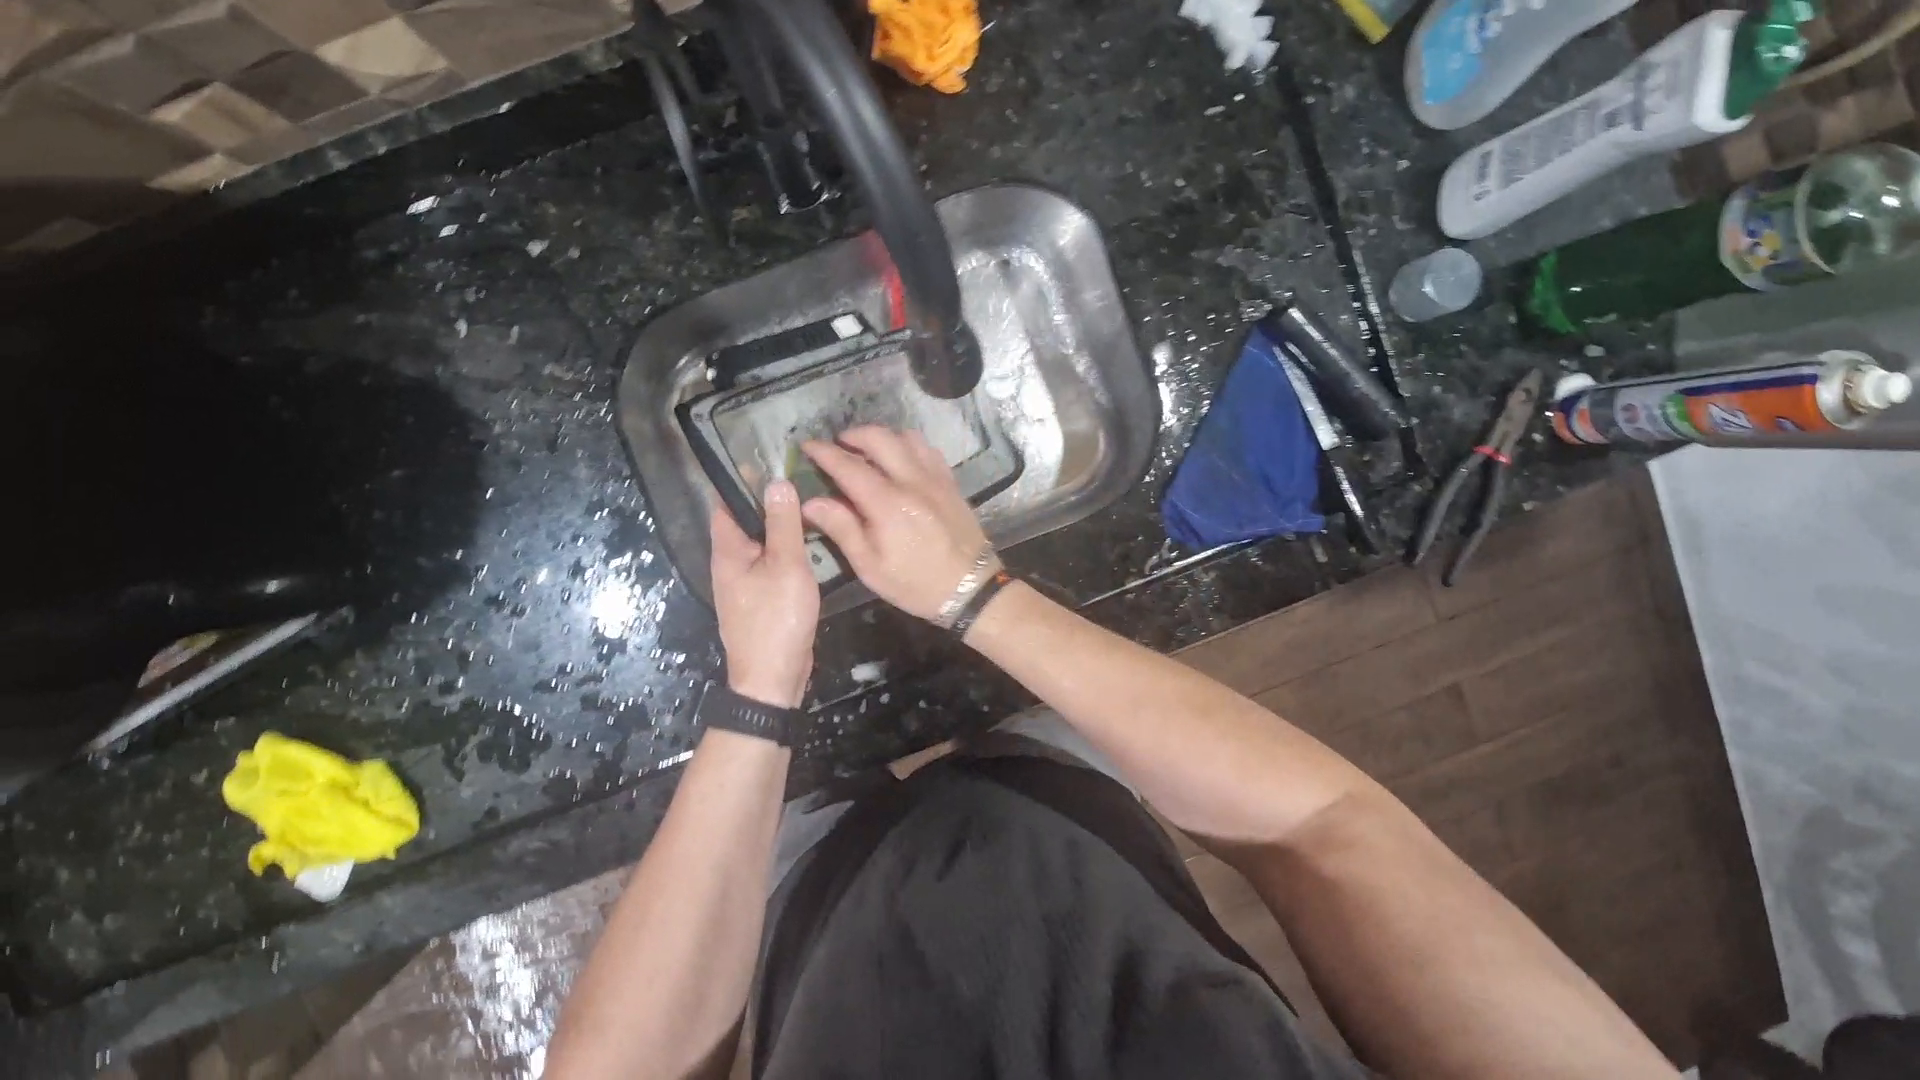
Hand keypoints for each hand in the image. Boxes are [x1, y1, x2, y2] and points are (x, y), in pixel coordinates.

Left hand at [709, 481, 818, 708]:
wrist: (772, 678)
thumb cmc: (776, 619)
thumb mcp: (785, 566)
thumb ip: (782, 524)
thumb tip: (777, 483)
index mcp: (727, 551)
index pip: (726, 503)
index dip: (743, 479)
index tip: (771, 458)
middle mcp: (730, 564)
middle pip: (746, 522)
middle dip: (769, 501)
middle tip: (804, 479)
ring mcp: (745, 584)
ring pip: (762, 544)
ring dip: (782, 527)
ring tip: (814, 507)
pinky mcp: (762, 600)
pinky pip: (773, 565)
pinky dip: (789, 551)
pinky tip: (814, 546)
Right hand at [798, 426, 989, 620]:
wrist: (970, 588)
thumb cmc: (915, 583)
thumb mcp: (870, 566)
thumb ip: (841, 529)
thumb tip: (810, 503)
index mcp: (887, 504)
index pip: (848, 466)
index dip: (824, 452)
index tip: (807, 446)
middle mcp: (912, 481)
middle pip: (879, 438)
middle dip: (853, 435)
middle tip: (837, 445)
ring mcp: (935, 478)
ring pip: (906, 437)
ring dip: (882, 437)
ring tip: (867, 450)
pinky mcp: (950, 482)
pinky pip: (927, 449)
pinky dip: (908, 445)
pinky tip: (900, 459)